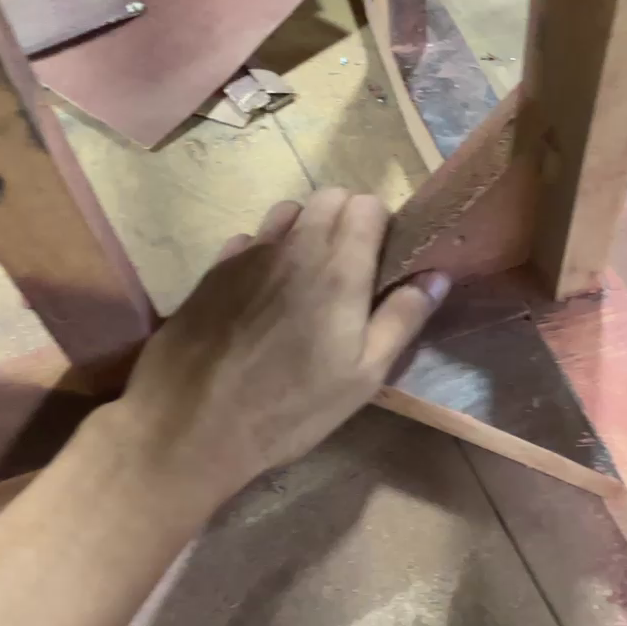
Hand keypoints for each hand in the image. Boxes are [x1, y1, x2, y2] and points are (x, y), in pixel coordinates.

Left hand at [103, 189, 449, 494]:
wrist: (189, 428)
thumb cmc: (290, 408)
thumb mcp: (364, 376)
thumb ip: (403, 317)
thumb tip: (437, 275)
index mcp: (339, 268)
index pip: (368, 204)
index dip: (381, 225)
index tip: (382, 261)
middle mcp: (294, 246)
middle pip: (330, 197)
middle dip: (347, 220)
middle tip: (350, 270)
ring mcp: (248, 254)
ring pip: (288, 212)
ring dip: (306, 230)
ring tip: (306, 278)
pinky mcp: (214, 270)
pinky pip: (250, 239)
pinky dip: (266, 252)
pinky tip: (263, 294)